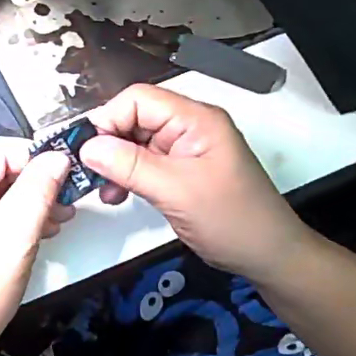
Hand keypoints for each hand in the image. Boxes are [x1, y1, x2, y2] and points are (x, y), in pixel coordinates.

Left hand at [0, 137, 73, 355]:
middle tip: (67, 199)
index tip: (66, 175)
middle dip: (36, 181)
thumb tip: (58, 157)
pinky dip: (16, 217)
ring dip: (30, 200)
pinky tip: (40, 231)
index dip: (35, 157)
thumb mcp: (18, 229)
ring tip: (59, 218)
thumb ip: (39, 186)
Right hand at [79, 84, 312, 282]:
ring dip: (114, 163)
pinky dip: (126, 176)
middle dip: (108, 143)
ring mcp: (185, 149)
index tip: (87, 149)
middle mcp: (189, 127)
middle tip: (90, 172)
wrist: (268, 255)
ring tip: (105, 189)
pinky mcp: (180, 171)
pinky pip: (143, 163)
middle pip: (134, 118)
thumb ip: (130, 166)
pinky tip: (117, 194)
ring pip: (135, 142)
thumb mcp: (176, 191)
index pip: (139, 99)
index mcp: (196, 120)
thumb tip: (89, 147)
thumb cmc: (235, 221)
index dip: (109, 119)